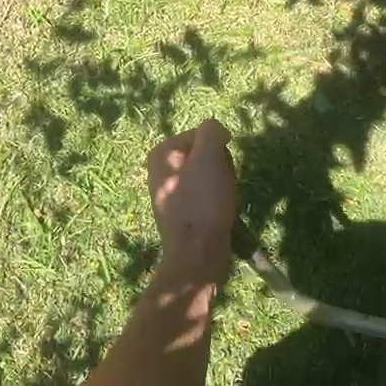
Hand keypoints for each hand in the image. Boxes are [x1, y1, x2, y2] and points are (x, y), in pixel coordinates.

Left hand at [148, 120, 236, 281]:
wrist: (197, 254)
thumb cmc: (202, 202)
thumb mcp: (208, 158)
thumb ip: (211, 132)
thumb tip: (216, 131)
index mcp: (162, 152)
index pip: (203, 135)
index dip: (218, 150)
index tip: (219, 170)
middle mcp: (162, 168)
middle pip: (206, 155)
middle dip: (221, 169)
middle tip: (222, 188)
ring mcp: (171, 191)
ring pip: (210, 176)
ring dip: (224, 186)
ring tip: (223, 204)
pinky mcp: (182, 211)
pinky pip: (207, 196)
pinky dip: (219, 202)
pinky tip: (221, 215)